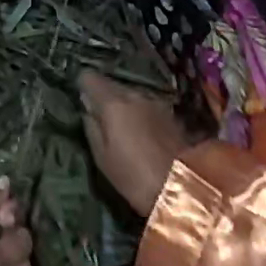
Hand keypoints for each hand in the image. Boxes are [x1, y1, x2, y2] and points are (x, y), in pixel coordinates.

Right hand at [80, 71, 193, 215]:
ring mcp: (154, 101)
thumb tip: (86, 106)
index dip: (81, 86)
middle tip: (96, 115)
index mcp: (112, 102)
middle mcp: (134, 93)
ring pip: (128, 93)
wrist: (186, 188)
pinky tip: (138, 130)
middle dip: (101, 95)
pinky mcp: (169, 113)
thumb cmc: (134, 177)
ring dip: (121, 103)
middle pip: (110, 83)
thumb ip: (91, 125)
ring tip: (118, 124)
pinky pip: (144, 104)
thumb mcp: (101, 156)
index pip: (88, 77)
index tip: (79, 100)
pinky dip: (137, 111)